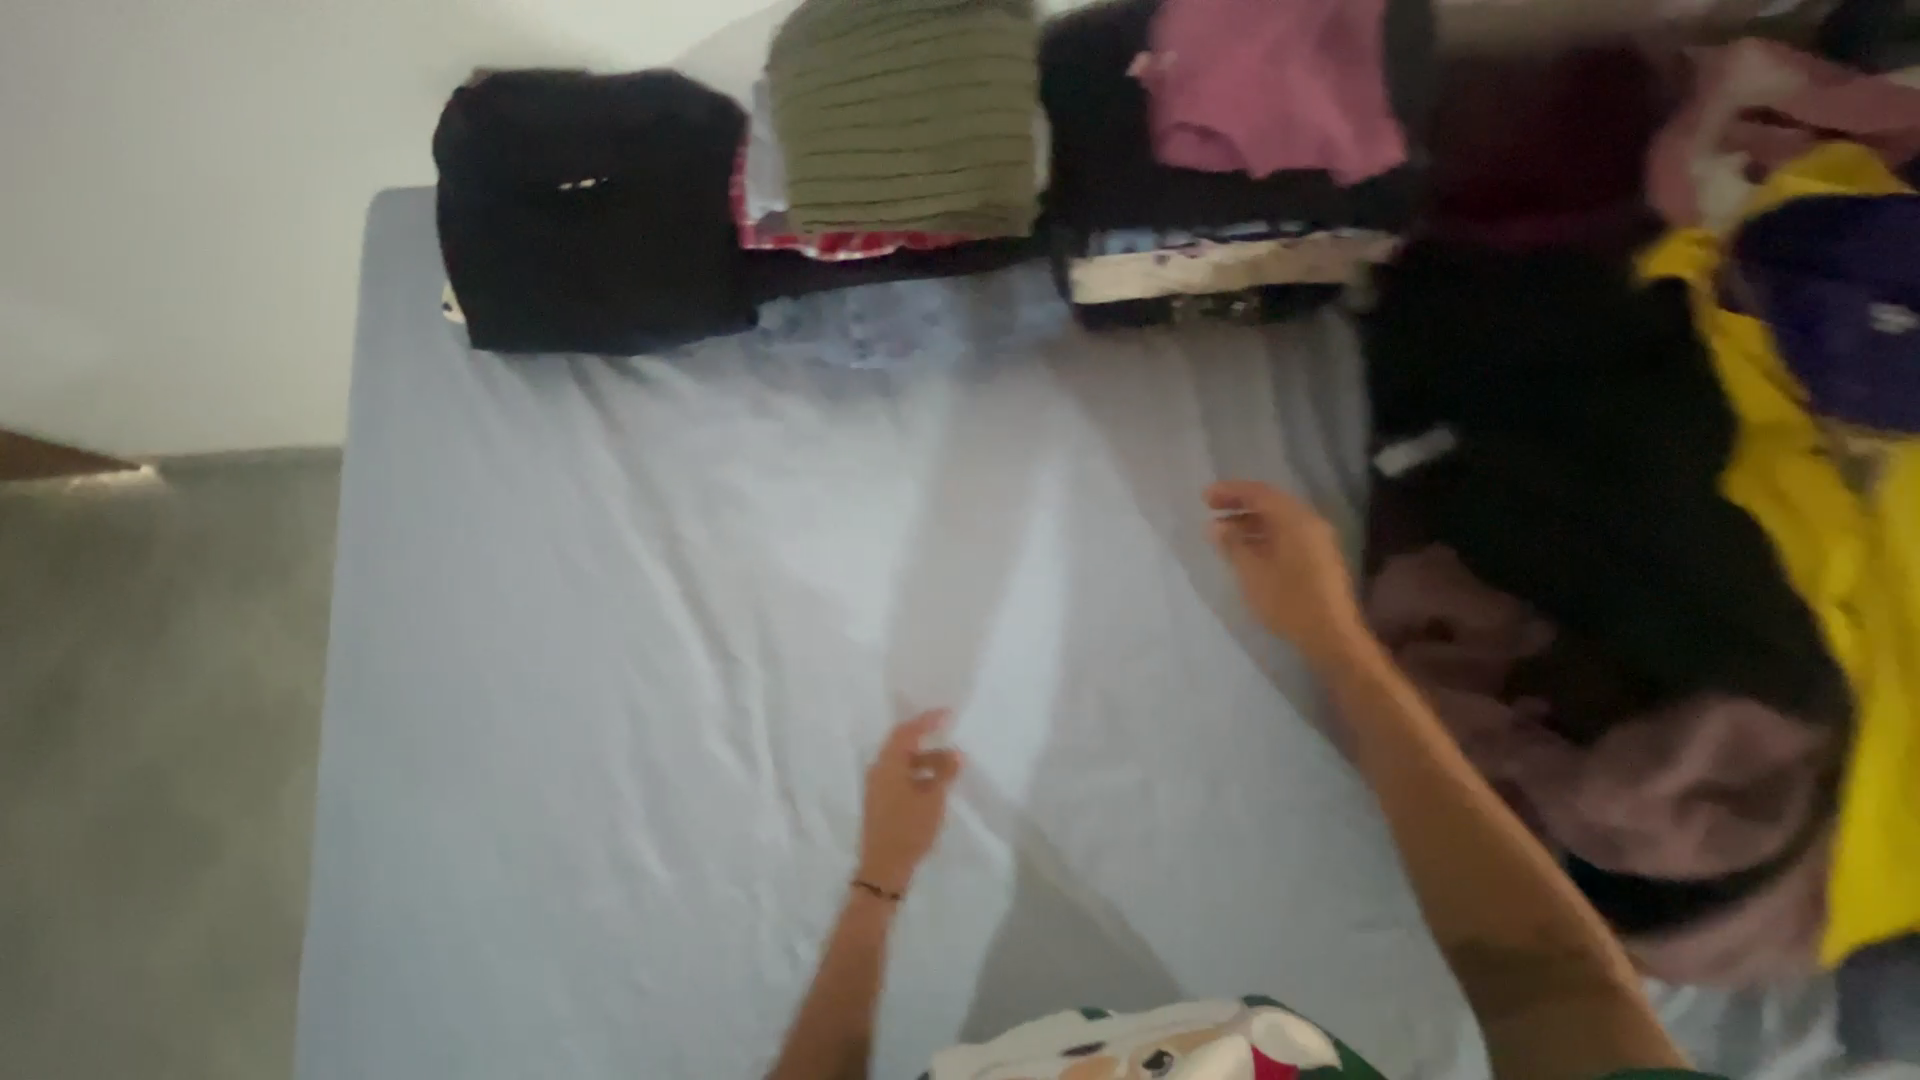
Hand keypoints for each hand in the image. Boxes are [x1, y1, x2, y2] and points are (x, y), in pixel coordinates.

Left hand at [857, 711, 962, 896]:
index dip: (927, 720)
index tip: (948, 714)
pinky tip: (936, 783)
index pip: (907, 731)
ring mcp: (877, 786)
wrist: (883, 868)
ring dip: (925, 759)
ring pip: (902, 762)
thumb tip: (956, 753)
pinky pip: (900, 776)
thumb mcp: (933, 799)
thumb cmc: (909, 829)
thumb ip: (945, 773)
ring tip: (951, 765)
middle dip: (927, 738)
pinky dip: (918, 773)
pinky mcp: (880, 801)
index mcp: (888, 764)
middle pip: (902, 745)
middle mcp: (878, 770)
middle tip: (949, 734)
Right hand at [1206, 480, 1366, 664]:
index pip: (1259, 493)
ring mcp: (1317, 541)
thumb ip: (1232, 545)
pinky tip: (1245, 551)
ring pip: (1279, 521)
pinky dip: (1263, 536)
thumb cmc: (1288, 601)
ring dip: (1250, 523)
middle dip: (1239, 505)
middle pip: (1271, 504)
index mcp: (1295, 520)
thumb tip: (1215, 527)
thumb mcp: (1252, 572)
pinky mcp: (1318, 558)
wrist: (1330, 634)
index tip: (1204, 498)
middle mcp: (1309, 523)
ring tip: (1222, 535)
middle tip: (1210, 510)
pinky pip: (1287, 535)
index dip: (1230, 491)